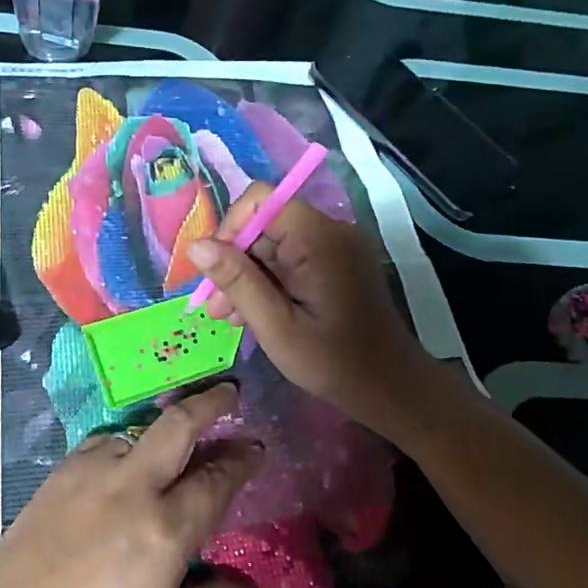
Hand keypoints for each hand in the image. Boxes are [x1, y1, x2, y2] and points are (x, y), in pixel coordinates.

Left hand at [0, 383, 260, 587]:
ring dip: (162, 424)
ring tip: (180, 432)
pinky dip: (124, 442)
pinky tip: (126, 463)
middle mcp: (128, 489)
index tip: (256, 448)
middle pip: (175, 426)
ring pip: (135, 429)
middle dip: (208, 402)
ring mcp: (86, 477)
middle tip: (229, 392)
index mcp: (162, 532)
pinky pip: (100, 445)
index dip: (241, 460)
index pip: (215, 481)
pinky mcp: (54, 478)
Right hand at [188, 184, 435, 424]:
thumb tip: (195, 245)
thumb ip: (237, 281)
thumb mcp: (276, 326)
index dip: (230, 229)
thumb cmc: (334, 362)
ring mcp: (334, 247)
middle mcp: (330, 231)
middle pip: (263, 223)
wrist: (391, 388)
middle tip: (215, 307)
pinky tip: (249, 313)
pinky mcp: (333, 263)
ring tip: (227, 316)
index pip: (260, 200)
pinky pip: (287, 258)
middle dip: (233, 260)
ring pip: (270, 244)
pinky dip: (265, 281)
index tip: (215, 272)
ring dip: (244, 275)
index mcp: (320, 239)